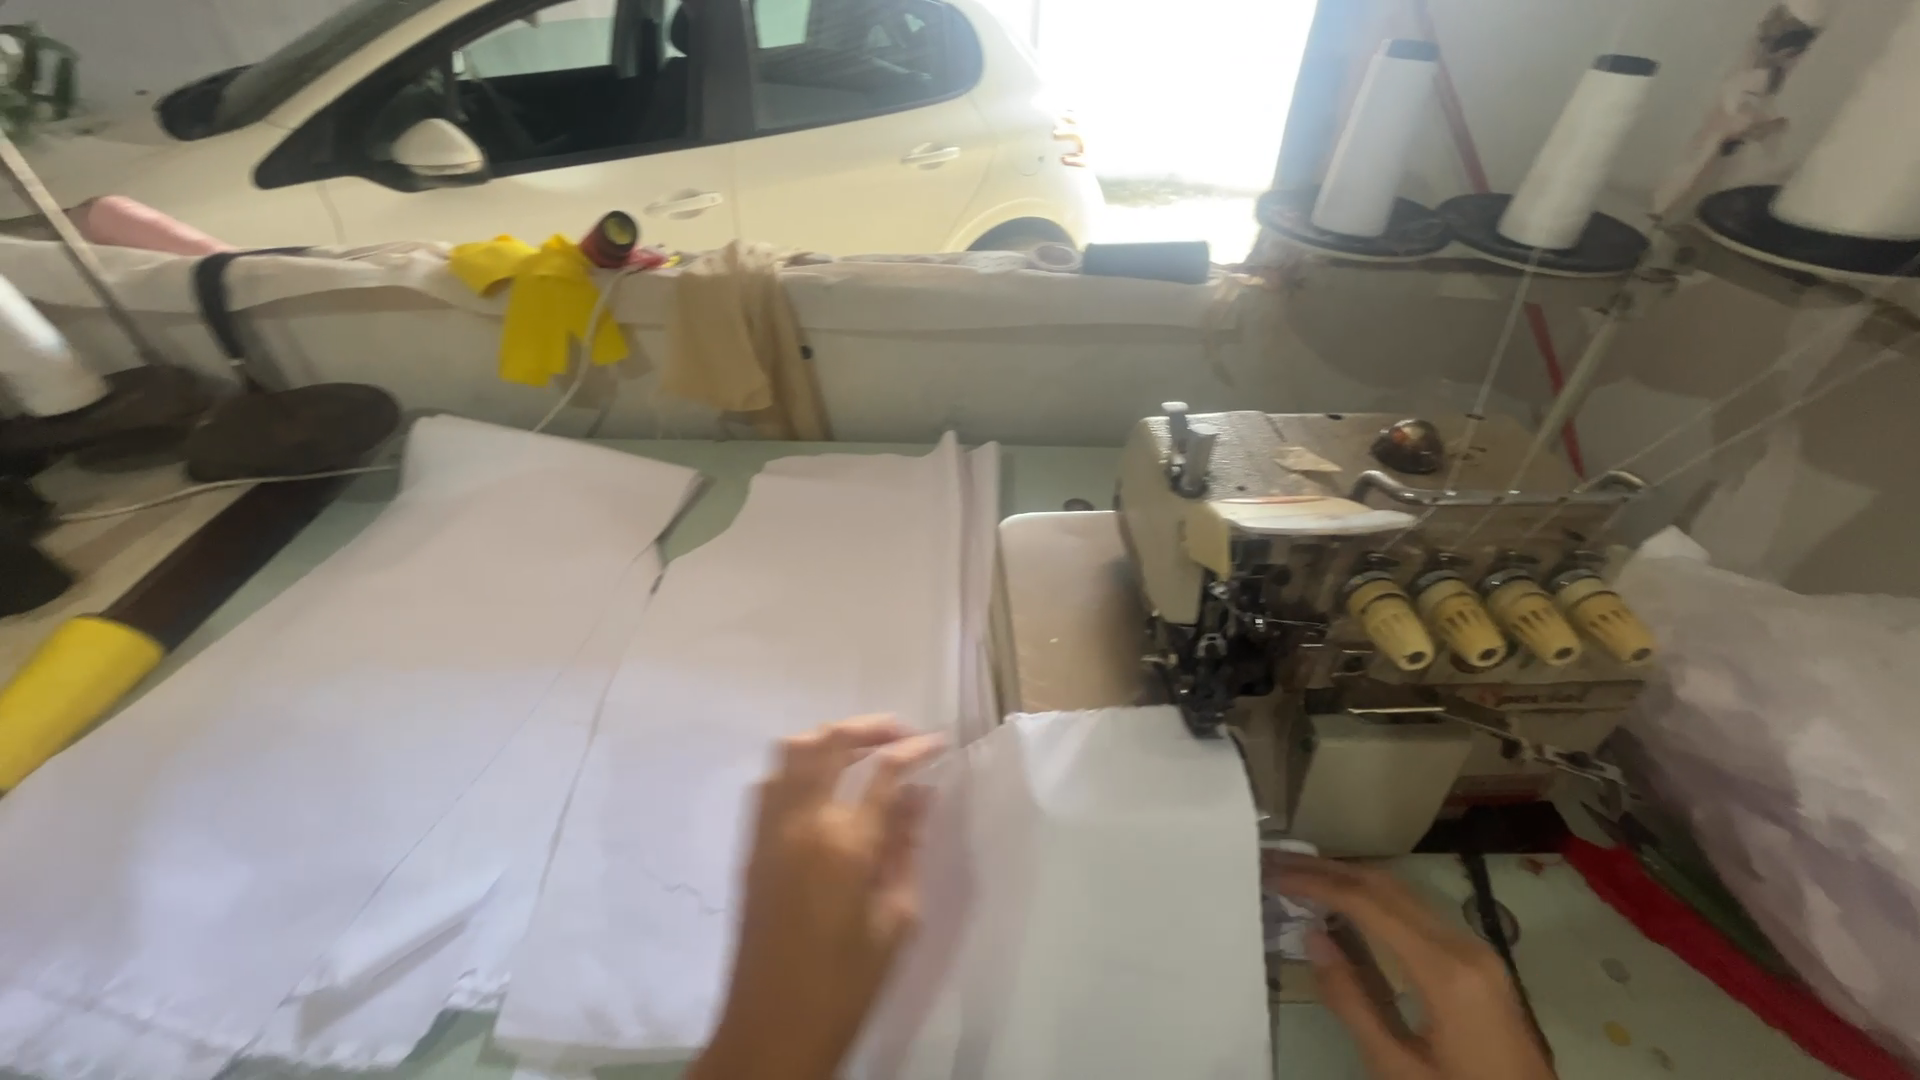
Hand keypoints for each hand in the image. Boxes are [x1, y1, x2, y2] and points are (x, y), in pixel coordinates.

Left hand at [692, 716, 944, 1079]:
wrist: (771, 1030)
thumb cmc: (846, 984)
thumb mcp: (896, 919)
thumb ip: (906, 846)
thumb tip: (921, 793)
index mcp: (844, 843)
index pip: (884, 770)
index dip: (916, 749)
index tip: (940, 743)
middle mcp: (800, 821)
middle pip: (830, 740)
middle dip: (871, 727)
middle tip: (903, 735)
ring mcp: (768, 828)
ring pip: (792, 750)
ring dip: (830, 738)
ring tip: (863, 752)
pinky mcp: (750, 844)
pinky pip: (770, 780)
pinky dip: (798, 765)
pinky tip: (823, 785)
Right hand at [1268, 853, 1555, 1079]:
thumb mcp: (1398, 1070)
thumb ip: (1352, 1002)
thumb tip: (1312, 937)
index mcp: (1444, 970)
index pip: (1366, 902)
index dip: (1313, 881)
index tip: (1270, 872)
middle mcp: (1464, 945)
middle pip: (1384, 885)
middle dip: (1325, 869)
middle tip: (1275, 861)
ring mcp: (1477, 950)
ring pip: (1401, 892)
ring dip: (1347, 877)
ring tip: (1299, 873)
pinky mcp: (1479, 963)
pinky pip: (1416, 911)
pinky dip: (1372, 896)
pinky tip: (1344, 903)